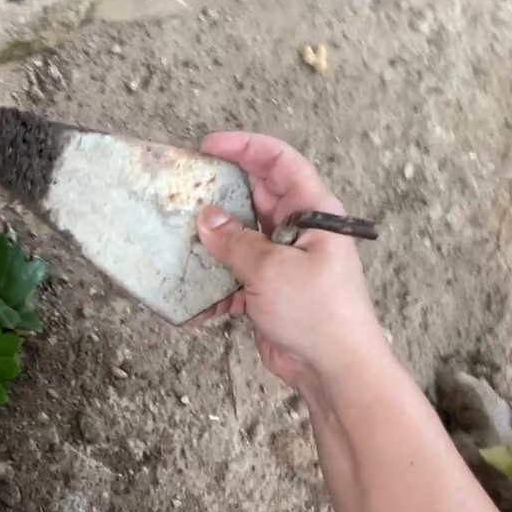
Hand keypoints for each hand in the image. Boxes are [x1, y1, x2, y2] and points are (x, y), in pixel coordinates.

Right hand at [192, 132, 387, 387]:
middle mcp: (297, 231)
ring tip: (178, 245)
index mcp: (312, 211)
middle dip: (219, 196)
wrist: (332, 367)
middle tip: (184, 193)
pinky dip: (213, 290)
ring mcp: (281, 263)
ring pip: (239, 241)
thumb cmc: (317, 312)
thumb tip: (205, 219)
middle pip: (253, 200)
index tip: (208, 145)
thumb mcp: (271, 270)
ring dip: (210, 247)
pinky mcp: (266, 293)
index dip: (245, 147)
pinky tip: (193, 304)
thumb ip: (236, 242)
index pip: (279, 163)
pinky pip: (233, 280)